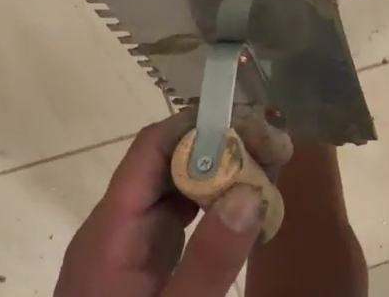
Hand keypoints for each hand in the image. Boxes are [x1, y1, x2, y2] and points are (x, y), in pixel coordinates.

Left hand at [56, 110, 292, 296]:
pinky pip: (184, 216)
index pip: (152, 148)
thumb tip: (251, 191)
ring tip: (276, 165)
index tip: (253, 124)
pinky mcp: (146, 265)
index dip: (199, 125)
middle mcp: (118, 226)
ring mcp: (132, 245)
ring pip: (179, 185)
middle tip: (278, 147)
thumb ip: (209, 261)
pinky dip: (218, 205)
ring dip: (226, 171)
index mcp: (110, 231)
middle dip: (224, 146)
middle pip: (170, 161)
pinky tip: (254, 207)